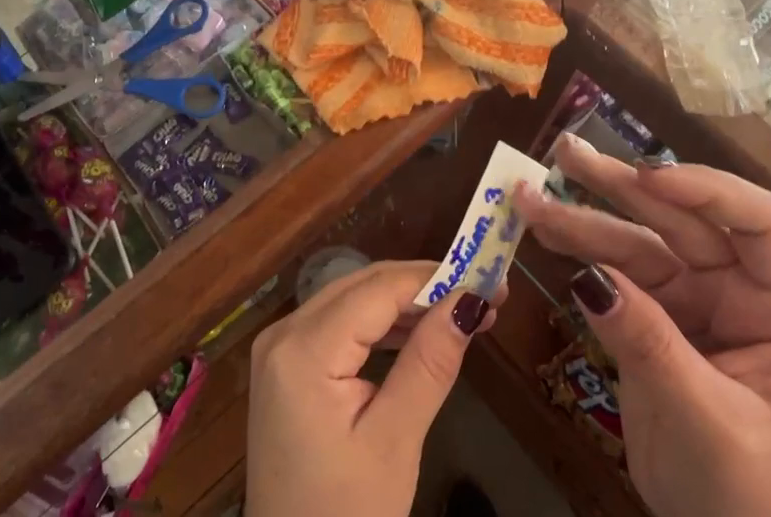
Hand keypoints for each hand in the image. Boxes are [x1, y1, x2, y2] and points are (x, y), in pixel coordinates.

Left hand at [247, 261, 505, 516]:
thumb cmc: (346, 511)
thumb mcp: (394, 441)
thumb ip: (429, 364)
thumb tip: (468, 301)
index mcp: (302, 350)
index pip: (376, 290)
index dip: (435, 278)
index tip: (491, 279)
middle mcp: (283, 334)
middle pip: (361, 287)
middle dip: (424, 285)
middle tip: (486, 293)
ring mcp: (279, 348)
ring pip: (350, 300)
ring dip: (405, 302)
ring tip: (464, 310)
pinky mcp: (286, 365)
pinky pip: (338, 325)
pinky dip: (379, 324)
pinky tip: (418, 330)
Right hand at [513, 136, 770, 516]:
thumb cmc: (739, 490)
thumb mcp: (703, 419)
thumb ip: (649, 345)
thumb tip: (590, 280)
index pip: (762, 227)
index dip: (709, 191)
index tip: (647, 179)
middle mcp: (737, 292)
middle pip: (682, 221)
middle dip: (623, 188)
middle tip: (565, 157)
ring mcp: (690, 301)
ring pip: (637, 242)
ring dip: (584, 217)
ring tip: (528, 196)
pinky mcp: (651, 316)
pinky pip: (612, 273)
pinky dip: (577, 252)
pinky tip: (542, 231)